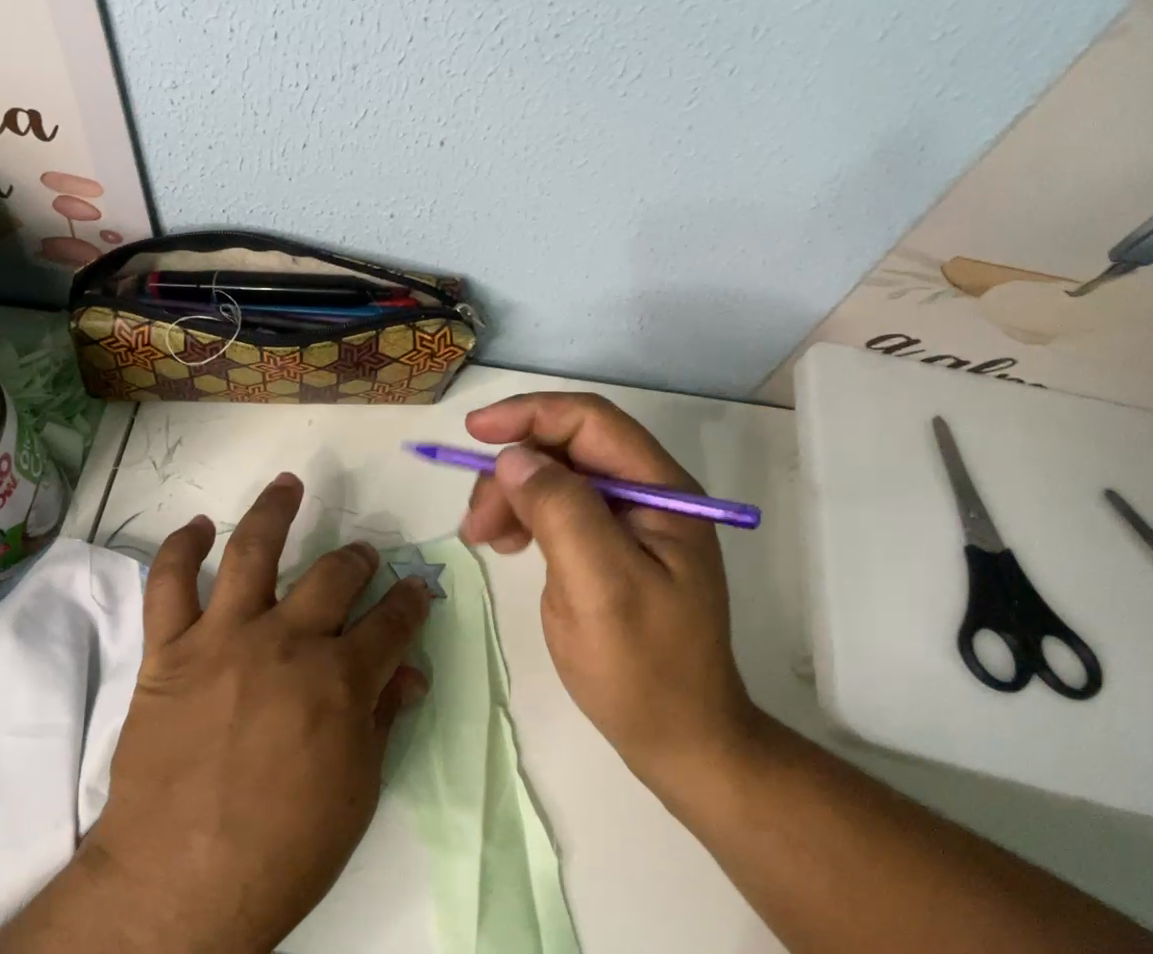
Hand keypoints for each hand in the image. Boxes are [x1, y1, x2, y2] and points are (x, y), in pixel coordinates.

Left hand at [0, 473, 431, 953]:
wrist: (182, 880)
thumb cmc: (285, 849)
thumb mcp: (357, 791)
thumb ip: (381, 720)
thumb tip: (407, 673)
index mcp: (341, 679)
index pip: (392, 621)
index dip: (410, 601)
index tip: (416, 591)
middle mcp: (287, 641)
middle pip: (333, 575)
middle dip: (357, 559)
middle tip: (362, 555)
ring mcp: (223, 638)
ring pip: (251, 551)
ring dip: (274, 510)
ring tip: (288, 484)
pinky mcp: (169, 650)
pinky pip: (168, 582)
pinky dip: (181, 547)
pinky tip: (198, 527)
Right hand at [460, 393, 762, 804]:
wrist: (679, 739)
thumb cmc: (645, 667)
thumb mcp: (602, 586)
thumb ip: (562, 511)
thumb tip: (514, 458)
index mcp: (660, 491)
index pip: (591, 422)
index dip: (530, 415)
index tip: (473, 431)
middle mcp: (644, 495)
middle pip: (567, 449)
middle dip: (512, 470)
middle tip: (476, 522)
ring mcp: (624, 524)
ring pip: (553, 479)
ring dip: (510, 496)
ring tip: (483, 539)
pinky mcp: (604, 551)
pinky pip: (553, 512)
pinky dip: (520, 519)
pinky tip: (505, 546)